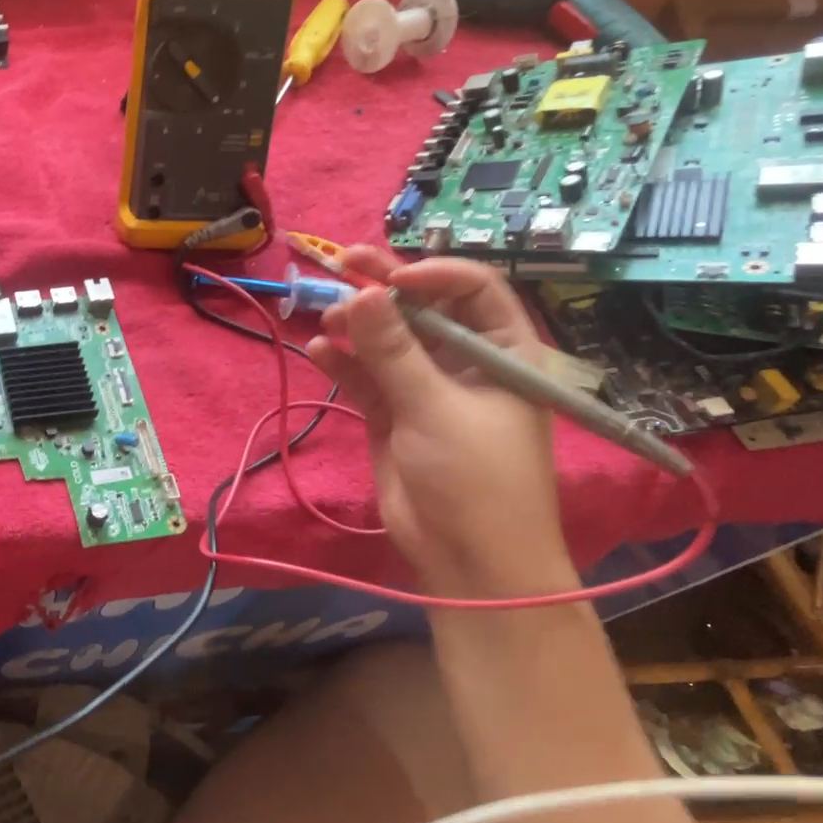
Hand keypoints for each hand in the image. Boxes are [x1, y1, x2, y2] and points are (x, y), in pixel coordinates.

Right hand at [308, 246, 573, 593]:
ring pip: (386, 342)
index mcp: (504, 352)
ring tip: (324, 320)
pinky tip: (318, 352)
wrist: (468, 559)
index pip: (473, 290)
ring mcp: (424, 388)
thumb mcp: (435, 407)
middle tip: (340, 263)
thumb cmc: (476, 478)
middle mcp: (464, 362)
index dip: (432, 275)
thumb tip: (359, 294)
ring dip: (355, 326)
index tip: (389, 279)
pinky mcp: (391, 415)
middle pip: (422, 310)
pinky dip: (341, 363)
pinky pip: (364, 377)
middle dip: (382, 289)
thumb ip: (393, 351)